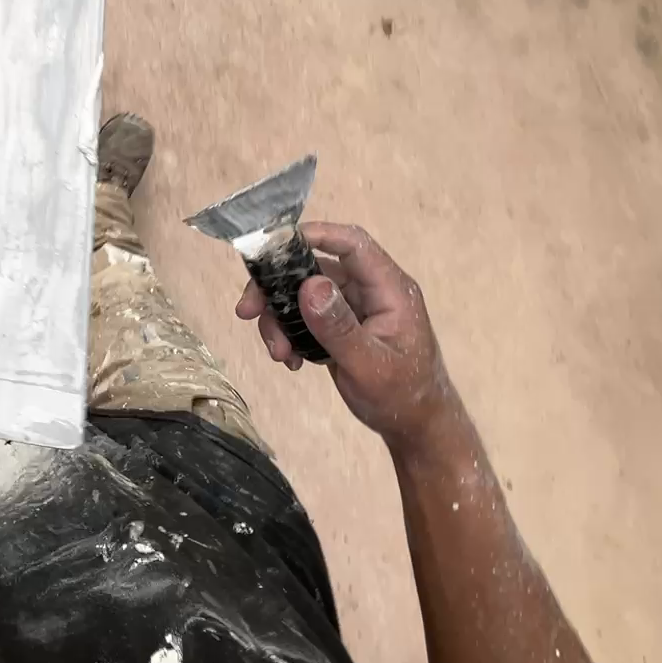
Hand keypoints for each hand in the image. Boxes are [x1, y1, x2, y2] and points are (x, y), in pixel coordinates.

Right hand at [237, 223, 455, 447]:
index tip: (271, 246)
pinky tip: (290, 360)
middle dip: (275, 288)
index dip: (314, 235)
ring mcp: (350, 307)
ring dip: (278, 319)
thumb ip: (339, 327)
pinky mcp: (336, 325)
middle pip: (312, 268)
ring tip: (278, 353)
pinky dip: (287, 334)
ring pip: (300, 294)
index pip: (352, 244)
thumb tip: (310, 285)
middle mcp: (368, 290)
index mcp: (388, 290)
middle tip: (247, 311)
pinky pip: (301, 316)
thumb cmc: (403, 397)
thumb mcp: (370, 366)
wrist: (414, 428)